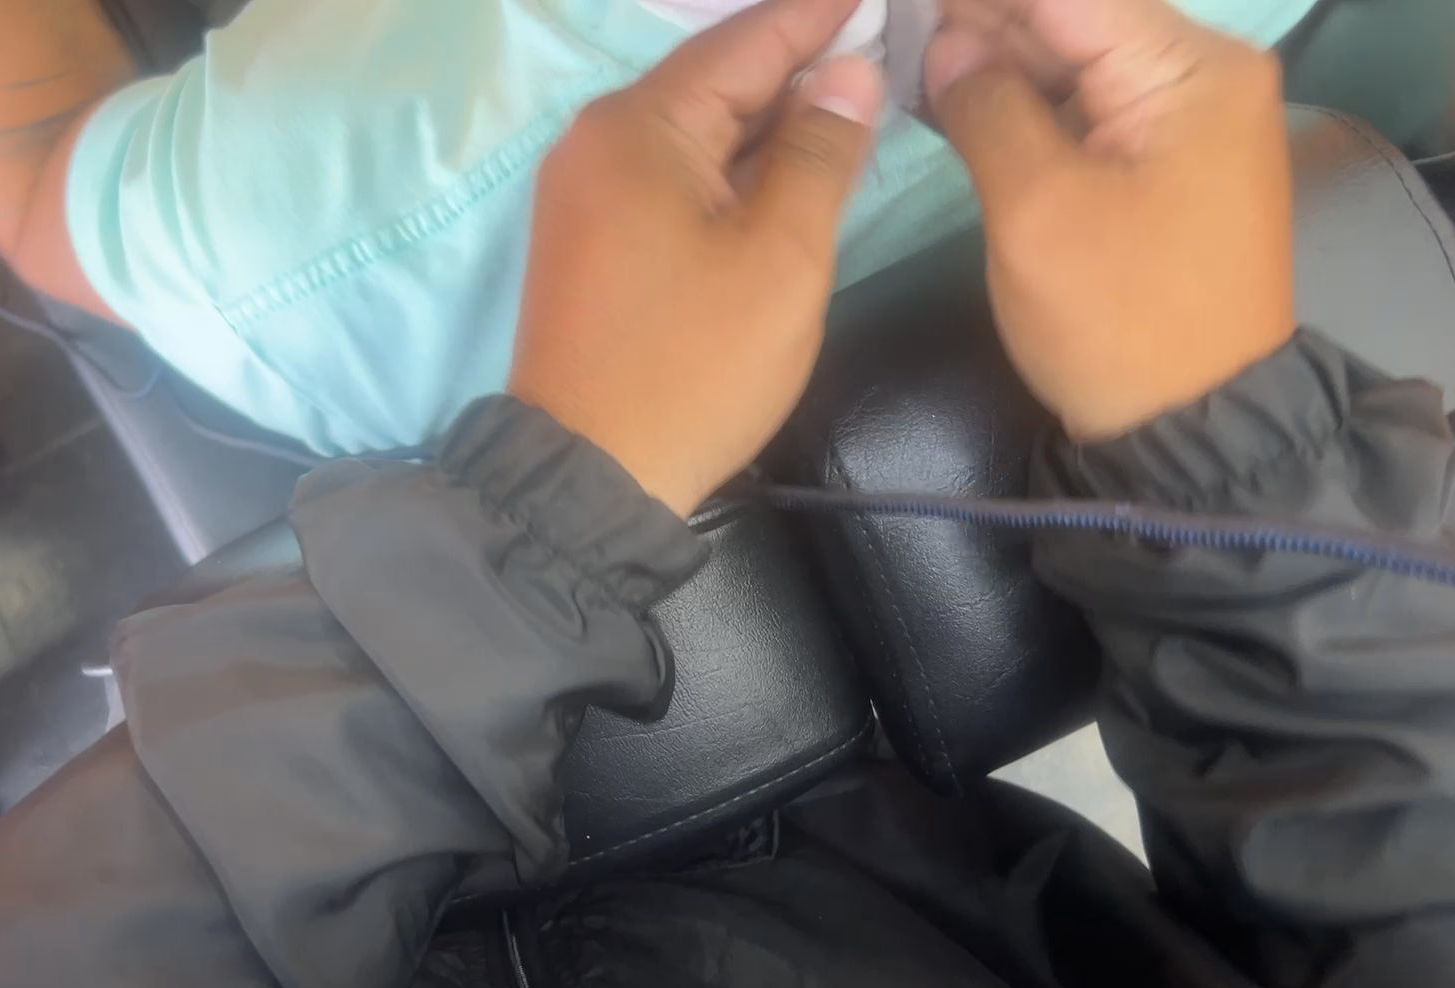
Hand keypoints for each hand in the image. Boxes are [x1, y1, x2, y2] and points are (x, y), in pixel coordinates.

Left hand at [509, 0, 883, 515]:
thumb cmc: (692, 371)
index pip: (749, 39)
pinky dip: (718, 182)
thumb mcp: (779, 260)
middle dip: (795, 76)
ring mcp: (580, 201)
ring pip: (688, 143)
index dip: (822, 15)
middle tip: (874, 63)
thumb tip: (846, 74)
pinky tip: (767, 185)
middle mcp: (593, 146)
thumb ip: (820, 153)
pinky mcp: (584, 250)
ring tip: (838, 119)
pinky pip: (662, 191)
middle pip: (713, 88)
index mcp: (638, 128)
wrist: (591, 475)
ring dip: (759, 134)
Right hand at [926, 0, 1295, 440]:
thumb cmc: (1112, 314)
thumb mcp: (1038, 210)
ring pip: (1069, 71)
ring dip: (991, 63)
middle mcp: (1191, 79)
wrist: (1179, 414)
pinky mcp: (1145, 173)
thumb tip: (945, 46)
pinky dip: (1014, 110)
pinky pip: (1074, 119)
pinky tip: (955, 101)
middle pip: (1072, 23)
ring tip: (909, 56)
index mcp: (1185, 70)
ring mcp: (1171, 128)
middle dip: (982, 21)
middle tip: (896, 25)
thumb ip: (991, 115)